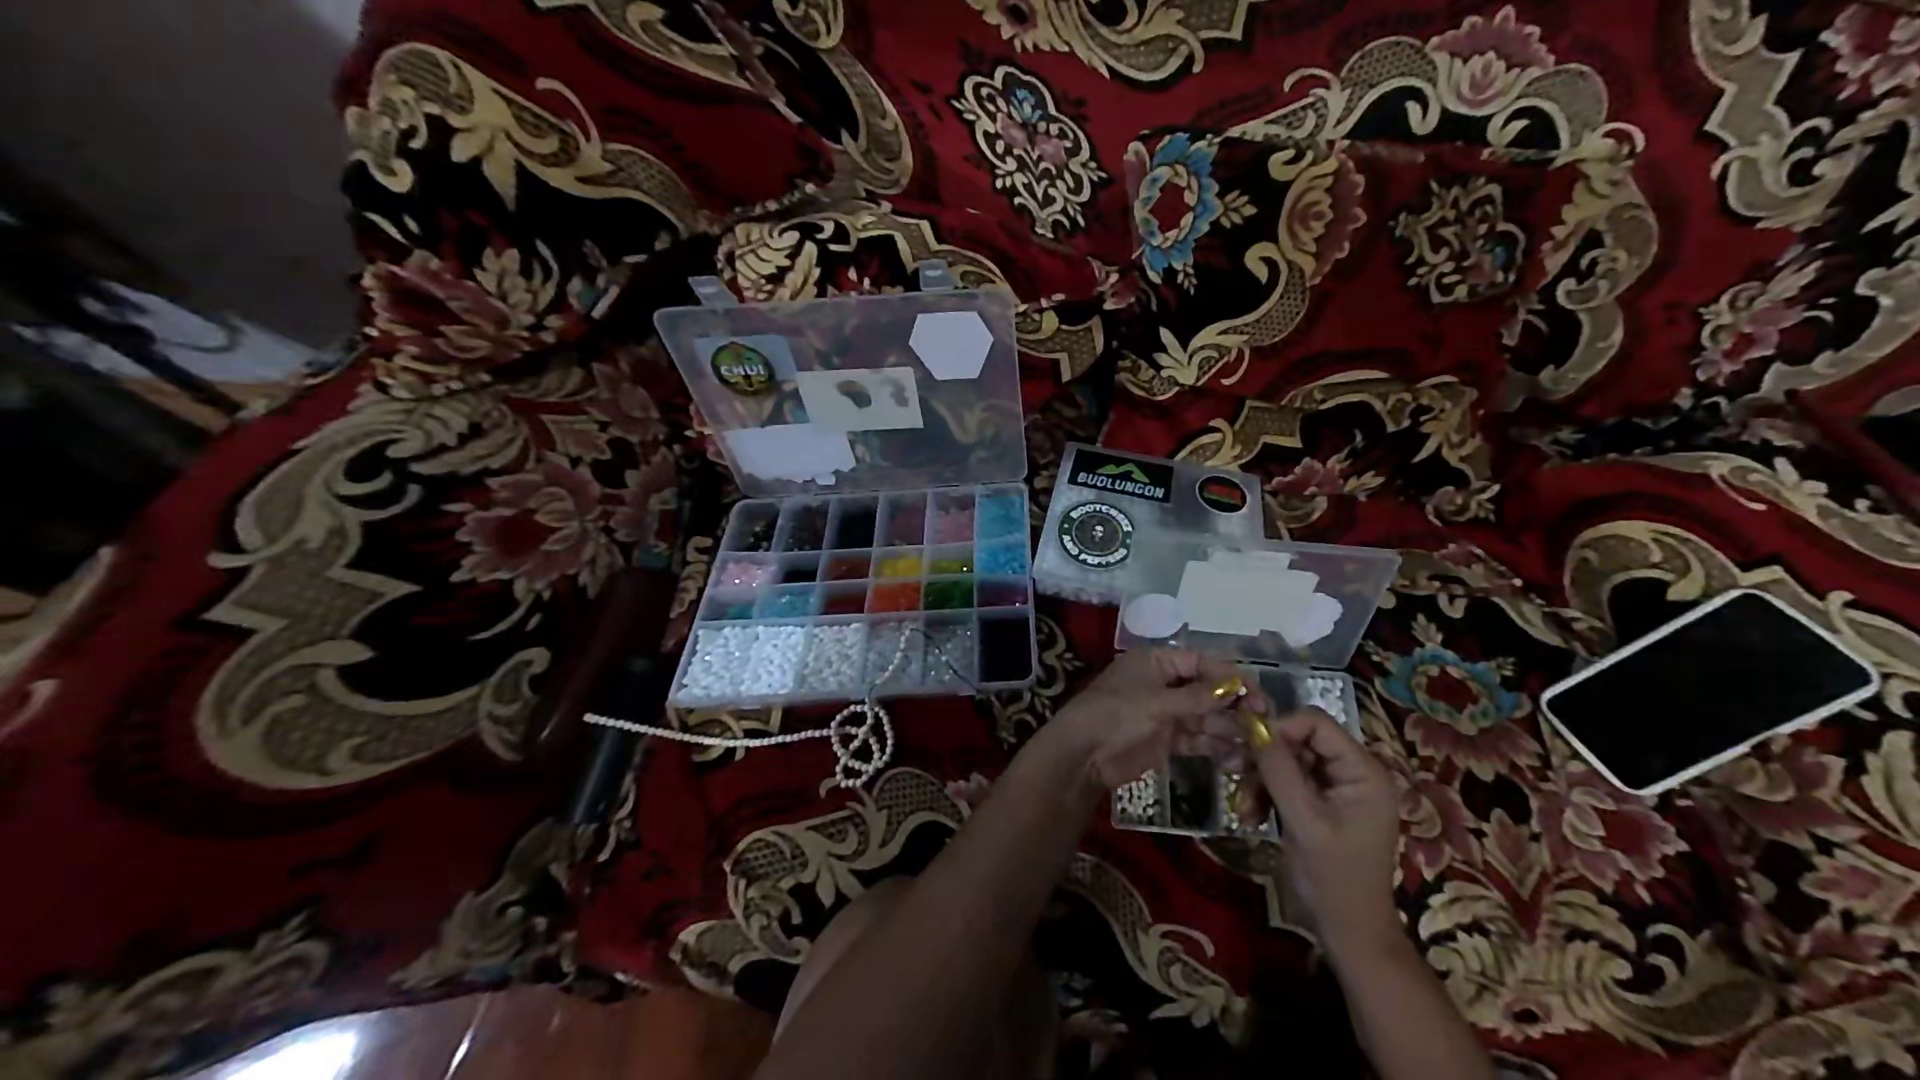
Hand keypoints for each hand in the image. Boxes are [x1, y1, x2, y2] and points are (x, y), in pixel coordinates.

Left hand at [1050, 648, 1260, 790]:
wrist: (1082, 755)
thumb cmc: (1115, 715)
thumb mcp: (1155, 703)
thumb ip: (1196, 697)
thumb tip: (1233, 687)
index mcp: (1155, 663)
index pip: (1200, 662)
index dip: (1229, 676)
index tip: (1257, 693)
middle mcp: (1163, 684)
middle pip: (1207, 690)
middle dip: (1234, 704)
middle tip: (1263, 721)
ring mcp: (1165, 713)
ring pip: (1205, 717)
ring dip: (1229, 729)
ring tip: (1256, 744)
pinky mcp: (1166, 740)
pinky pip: (1196, 739)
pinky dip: (1215, 746)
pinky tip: (1237, 758)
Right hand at [1254, 708, 1401, 956]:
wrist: (1348, 928)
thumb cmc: (1334, 877)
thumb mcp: (1304, 821)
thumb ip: (1280, 770)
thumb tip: (1253, 725)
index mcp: (1363, 770)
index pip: (1315, 722)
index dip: (1279, 729)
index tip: (1249, 750)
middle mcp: (1353, 771)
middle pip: (1297, 740)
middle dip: (1264, 761)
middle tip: (1236, 780)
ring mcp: (1337, 787)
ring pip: (1286, 760)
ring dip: (1259, 781)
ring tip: (1244, 810)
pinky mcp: (1320, 802)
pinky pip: (1286, 781)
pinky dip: (1265, 795)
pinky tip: (1252, 817)